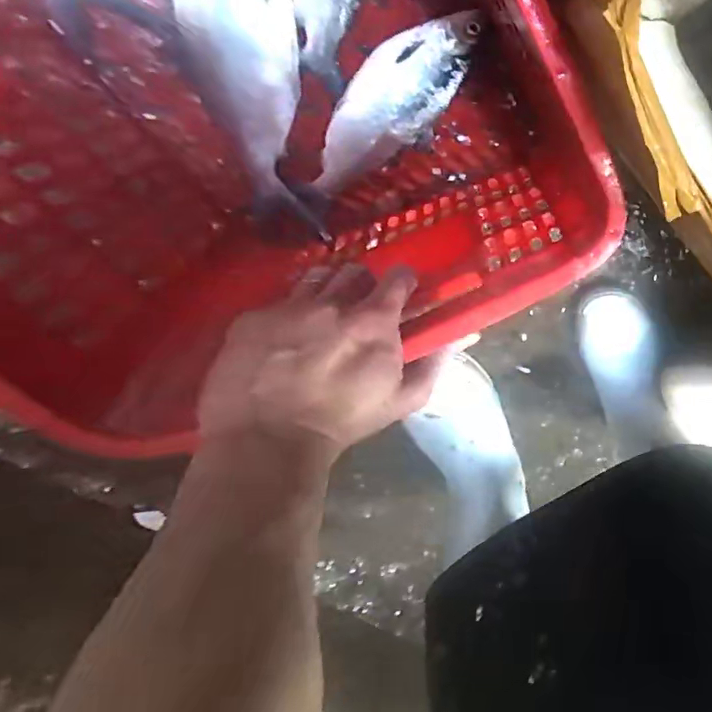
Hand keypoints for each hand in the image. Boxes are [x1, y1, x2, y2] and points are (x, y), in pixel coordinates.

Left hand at [196, 263, 447, 460]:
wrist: (268, 440)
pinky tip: (287, 336)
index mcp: (375, 320)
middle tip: (362, 307)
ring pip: (315, 278)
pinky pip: (277, 301)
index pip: (398, 276)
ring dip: (326, 290)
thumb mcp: (405, 398)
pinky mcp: (250, 319)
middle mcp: (333, 303)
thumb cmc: (346, 420)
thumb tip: (461, 336)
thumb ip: (434, 362)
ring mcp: (288, 308)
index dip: (403, 281)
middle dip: (363, 285)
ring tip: (324, 313)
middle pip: (355, 271)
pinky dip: (288, 312)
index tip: (404, 292)